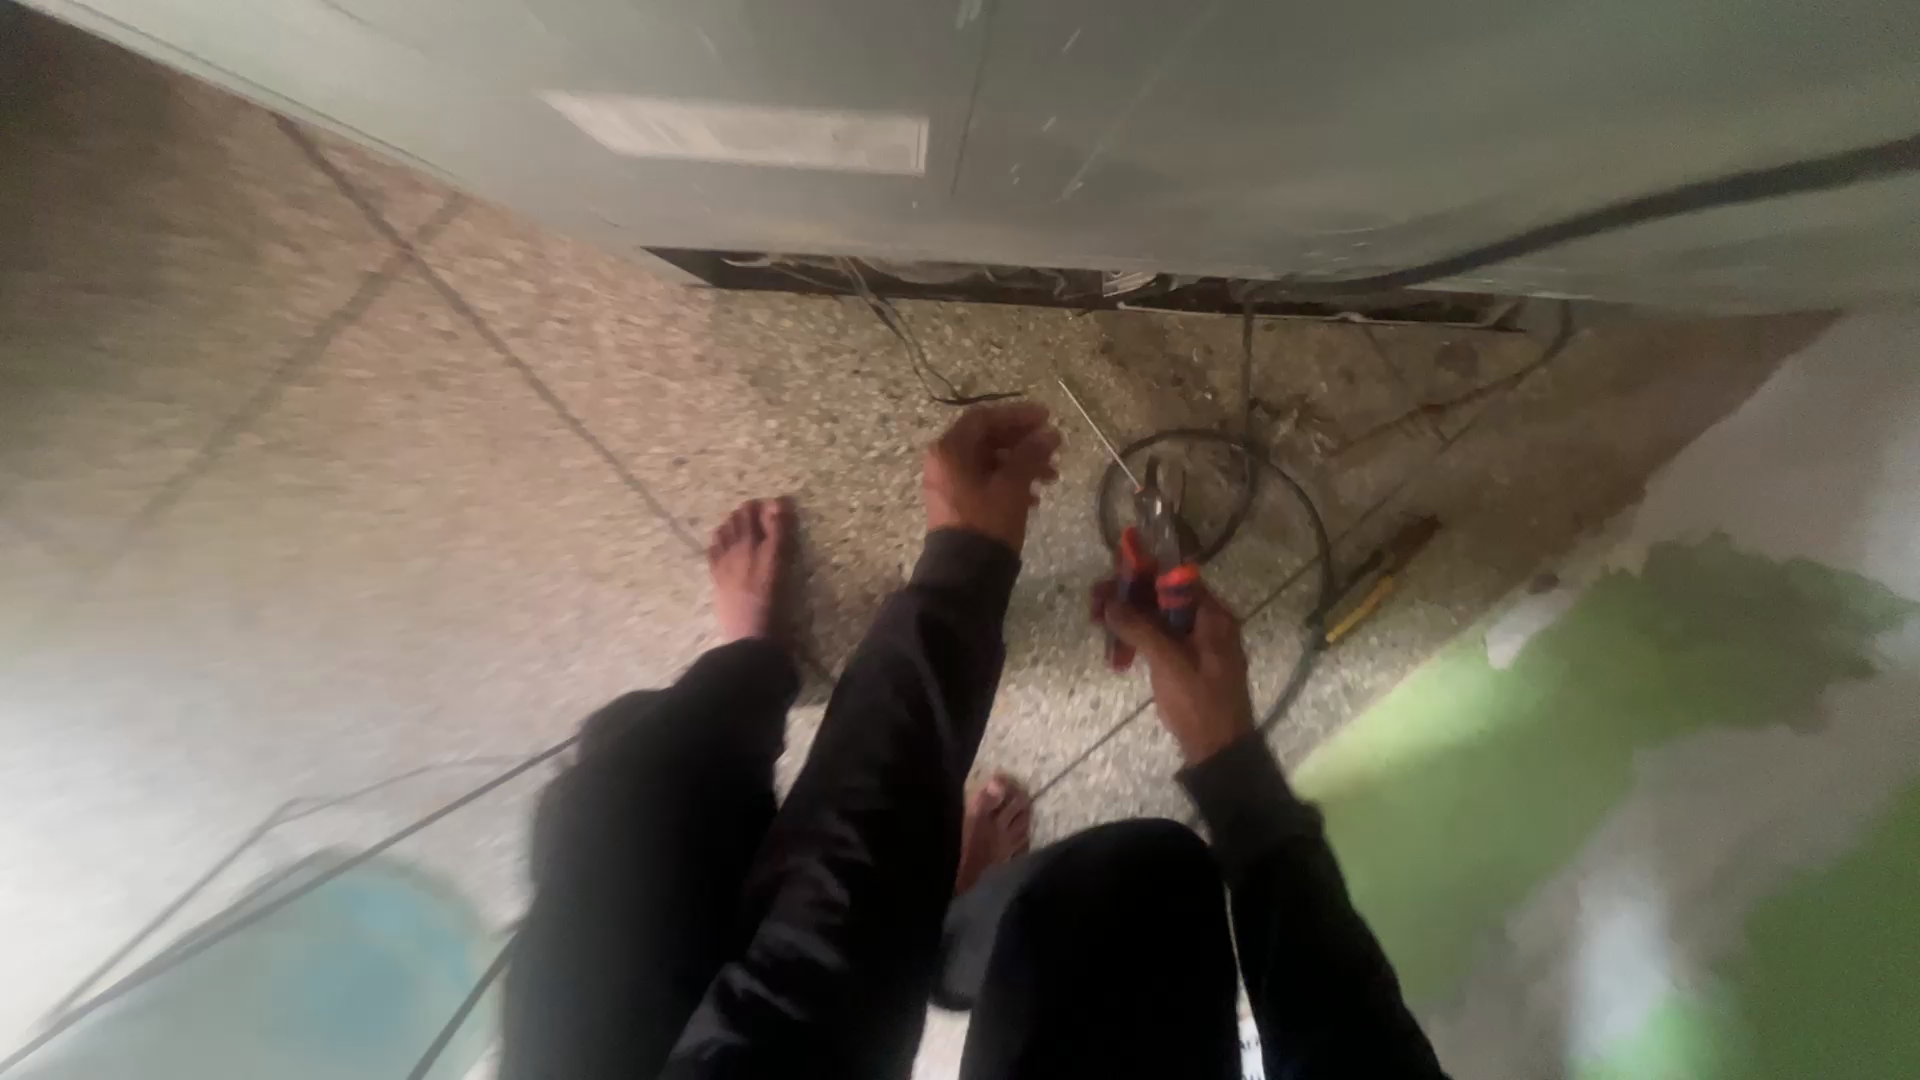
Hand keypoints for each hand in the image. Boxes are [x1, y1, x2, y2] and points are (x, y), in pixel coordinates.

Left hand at [924, 403, 1060, 553]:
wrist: (965, 574)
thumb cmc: (988, 522)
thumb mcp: (1012, 485)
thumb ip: (1031, 455)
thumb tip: (1050, 434)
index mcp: (949, 450)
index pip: (984, 419)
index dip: (1017, 416)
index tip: (1047, 418)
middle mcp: (944, 462)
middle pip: (987, 440)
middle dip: (1023, 443)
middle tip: (1053, 447)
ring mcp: (949, 484)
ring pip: (989, 462)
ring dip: (1021, 464)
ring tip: (1051, 476)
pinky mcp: (957, 503)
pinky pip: (985, 482)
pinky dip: (1009, 482)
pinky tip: (1035, 497)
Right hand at [1100, 581, 1254, 764]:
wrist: (1218, 750)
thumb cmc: (1199, 702)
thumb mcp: (1168, 661)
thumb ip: (1139, 627)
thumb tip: (1109, 602)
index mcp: (1211, 615)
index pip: (1176, 577)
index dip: (1143, 571)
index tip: (1112, 575)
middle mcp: (1204, 621)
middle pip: (1160, 595)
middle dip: (1127, 596)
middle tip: (1095, 604)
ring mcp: (1192, 641)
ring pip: (1153, 616)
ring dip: (1125, 618)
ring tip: (1097, 624)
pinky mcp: (1181, 658)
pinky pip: (1154, 638)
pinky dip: (1134, 639)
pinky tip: (1115, 652)